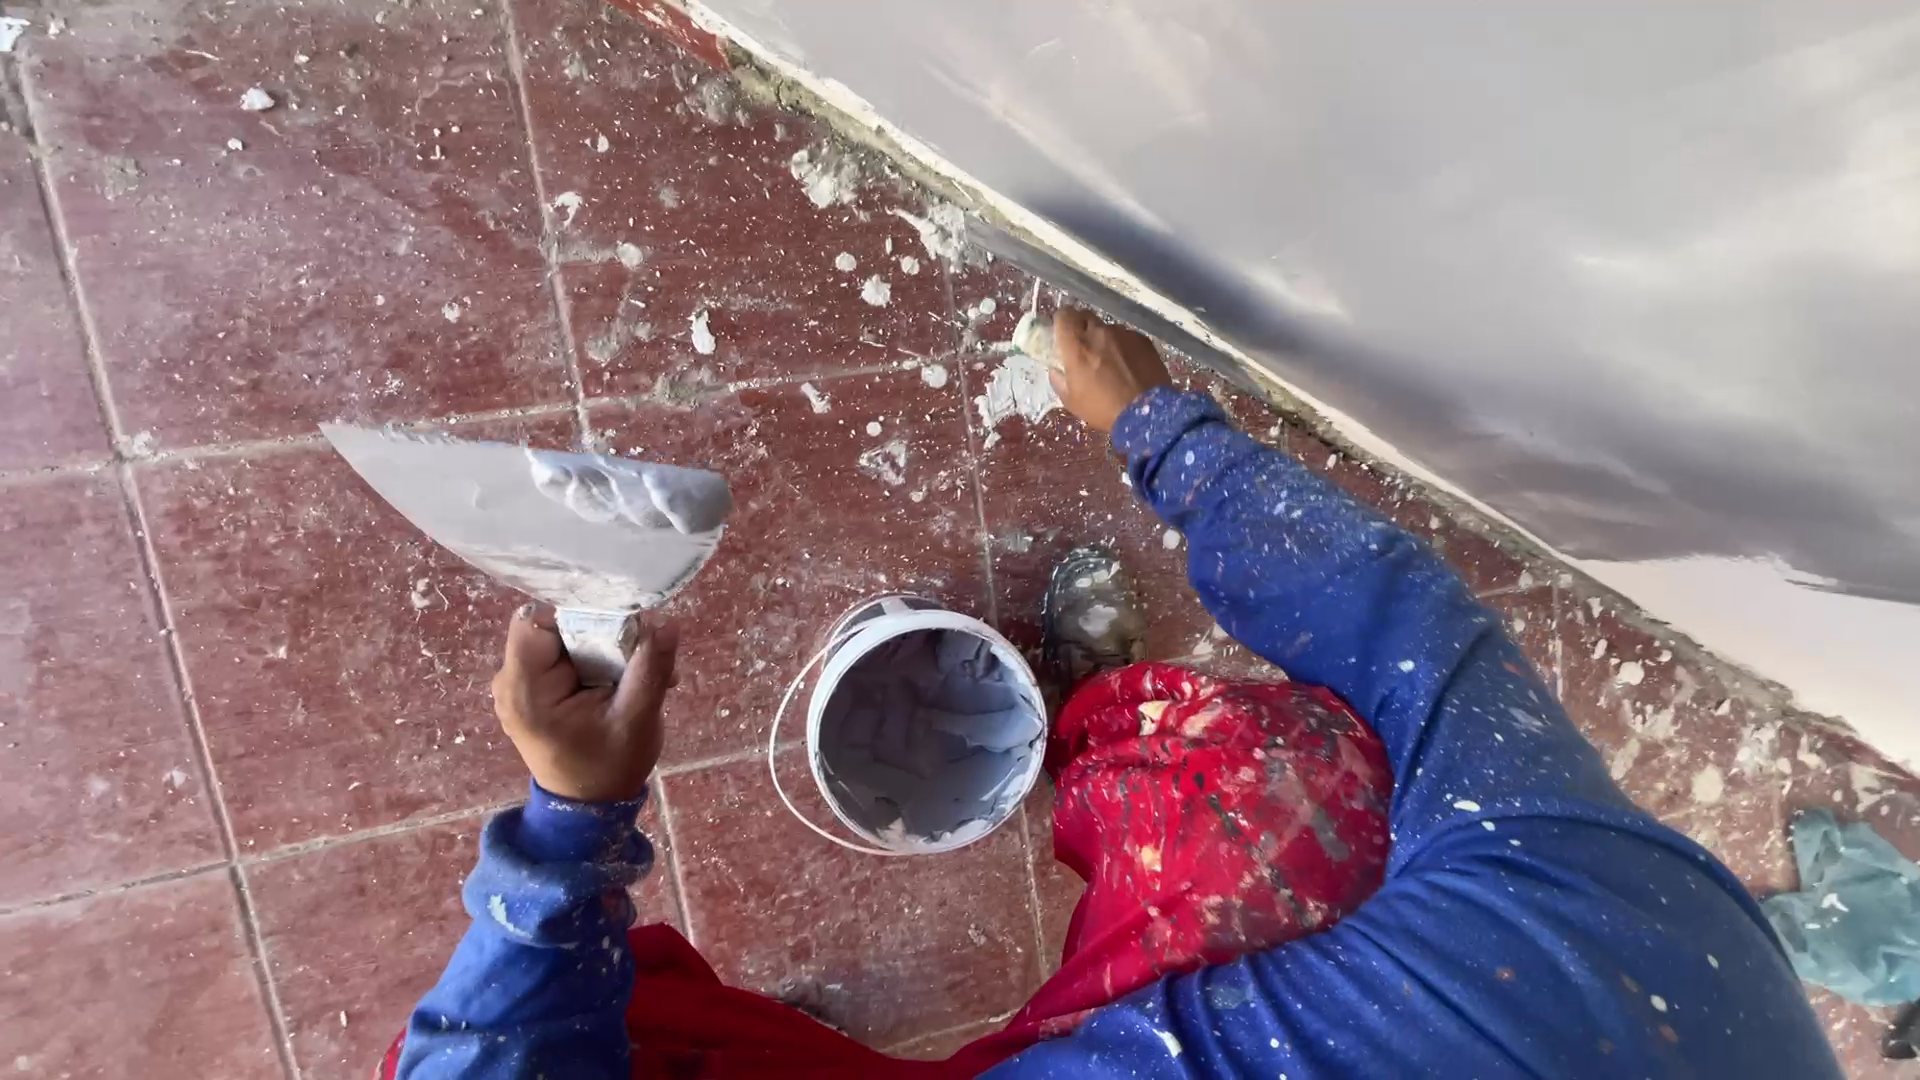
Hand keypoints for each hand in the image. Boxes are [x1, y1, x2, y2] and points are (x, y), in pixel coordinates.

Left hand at [491, 604, 679, 802]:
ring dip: (610, 647)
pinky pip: (571, 654)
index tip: (622, 628)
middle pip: (558, 627)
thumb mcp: (637, 717)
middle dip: (605, 633)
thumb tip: (667, 620)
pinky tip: (631, 679)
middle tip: (647, 653)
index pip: (537, 622)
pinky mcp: (540, 688)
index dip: (580, 614)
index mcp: (526, 690)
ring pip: (570, 638)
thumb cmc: (608, 766)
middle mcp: (514, 681)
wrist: (590, 806)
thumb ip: (651, 667)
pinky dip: (603, 659)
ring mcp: (525, 684)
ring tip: (646, 671)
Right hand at [1049, 307, 1171, 431]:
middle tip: (1084, 347)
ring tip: (1112, 362)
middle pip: (1085, 316)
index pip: (1064, 315)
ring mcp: (1123, 334)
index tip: (1063, 333)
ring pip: (1107, 329)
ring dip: (1104, 340)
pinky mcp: (1143, 339)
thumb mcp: (1071, 401)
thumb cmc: (1102, 409)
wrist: (1145, 412)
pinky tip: (1130, 366)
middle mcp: (1099, 332)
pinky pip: (1127, 337)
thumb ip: (1059, 380)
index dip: (1062, 322)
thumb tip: (1056, 369)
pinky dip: (1124, 347)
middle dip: (1081, 328)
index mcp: (1077, 346)